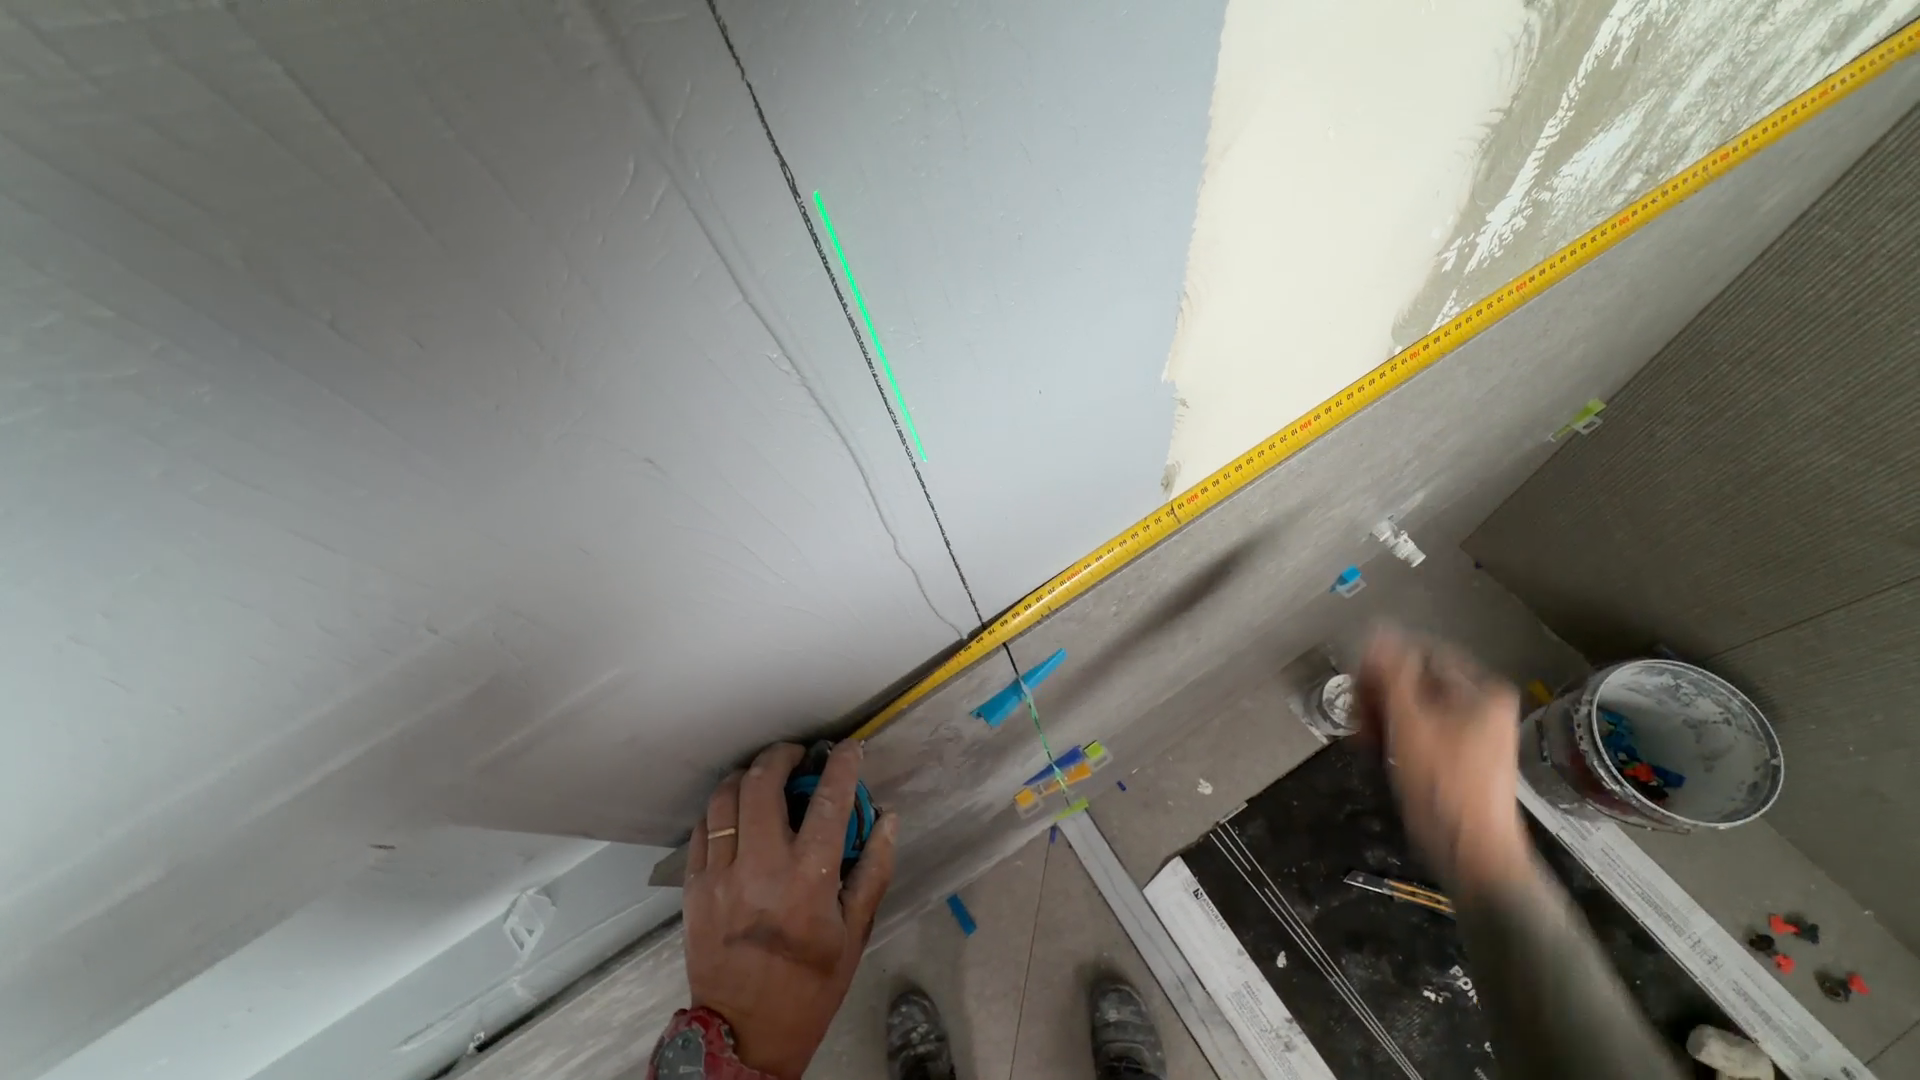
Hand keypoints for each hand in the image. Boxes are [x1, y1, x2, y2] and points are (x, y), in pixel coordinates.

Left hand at [684, 741, 897, 1078]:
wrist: (744, 1034)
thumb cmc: (810, 984)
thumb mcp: (855, 933)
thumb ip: (874, 870)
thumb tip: (888, 819)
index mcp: (808, 879)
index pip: (828, 800)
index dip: (843, 764)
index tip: (851, 746)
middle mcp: (761, 866)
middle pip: (762, 782)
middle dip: (782, 756)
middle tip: (798, 756)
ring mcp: (720, 875)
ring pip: (725, 798)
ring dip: (747, 776)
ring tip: (764, 777)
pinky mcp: (693, 888)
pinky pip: (702, 829)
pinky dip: (721, 809)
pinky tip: (736, 814)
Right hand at [1356, 627, 1533, 896]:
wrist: (1470, 851)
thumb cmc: (1443, 784)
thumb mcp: (1410, 723)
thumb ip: (1392, 674)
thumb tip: (1376, 631)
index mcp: (1479, 689)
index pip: (1418, 653)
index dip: (1382, 666)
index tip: (1357, 688)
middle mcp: (1478, 703)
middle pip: (1412, 678)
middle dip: (1378, 696)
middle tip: (1358, 719)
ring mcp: (1467, 729)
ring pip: (1408, 704)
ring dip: (1380, 716)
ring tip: (1366, 741)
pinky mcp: (1453, 752)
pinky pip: (1415, 727)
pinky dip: (1393, 734)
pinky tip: (1378, 750)